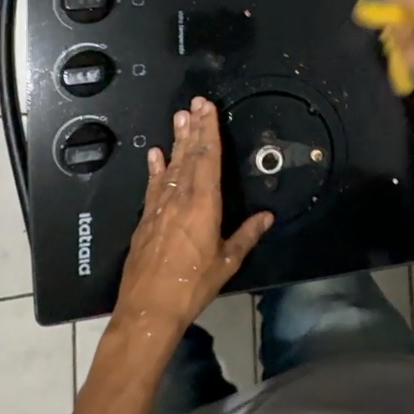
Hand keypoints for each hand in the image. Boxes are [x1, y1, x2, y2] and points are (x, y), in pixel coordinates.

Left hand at [113, 97, 272, 332]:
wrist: (148, 310)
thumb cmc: (193, 285)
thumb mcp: (227, 262)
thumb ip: (247, 235)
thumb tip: (267, 216)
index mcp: (203, 204)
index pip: (207, 159)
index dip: (209, 131)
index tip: (208, 109)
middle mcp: (180, 198)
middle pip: (188, 155)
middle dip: (194, 128)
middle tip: (195, 102)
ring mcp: (159, 207)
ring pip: (170, 166)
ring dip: (176, 140)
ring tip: (180, 117)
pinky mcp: (146, 220)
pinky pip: (153, 186)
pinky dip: (155, 168)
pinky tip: (155, 153)